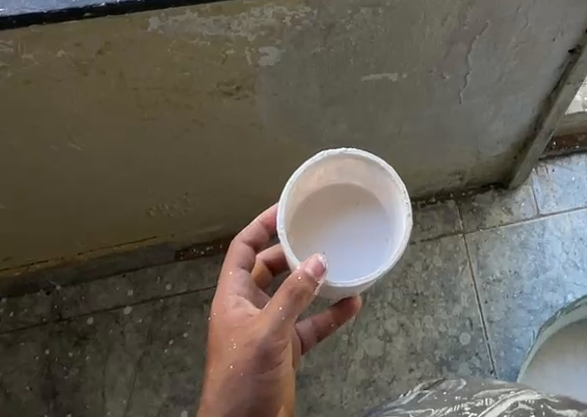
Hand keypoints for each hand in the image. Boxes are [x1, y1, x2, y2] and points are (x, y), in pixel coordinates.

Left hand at [197, 205, 362, 416]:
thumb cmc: (242, 379)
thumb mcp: (267, 333)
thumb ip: (293, 296)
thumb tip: (319, 259)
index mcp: (233, 297)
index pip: (243, 248)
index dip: (262, 225)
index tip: (287, 208)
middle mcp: (250, 308)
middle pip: (270, 267)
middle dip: (294, 252)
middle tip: (319, 233)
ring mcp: (270, 329)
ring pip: (294, 295)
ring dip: (316, 282)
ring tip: (340, 262)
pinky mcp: (288, 351)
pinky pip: (311, 325)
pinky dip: (330, 315)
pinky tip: (353, 303)